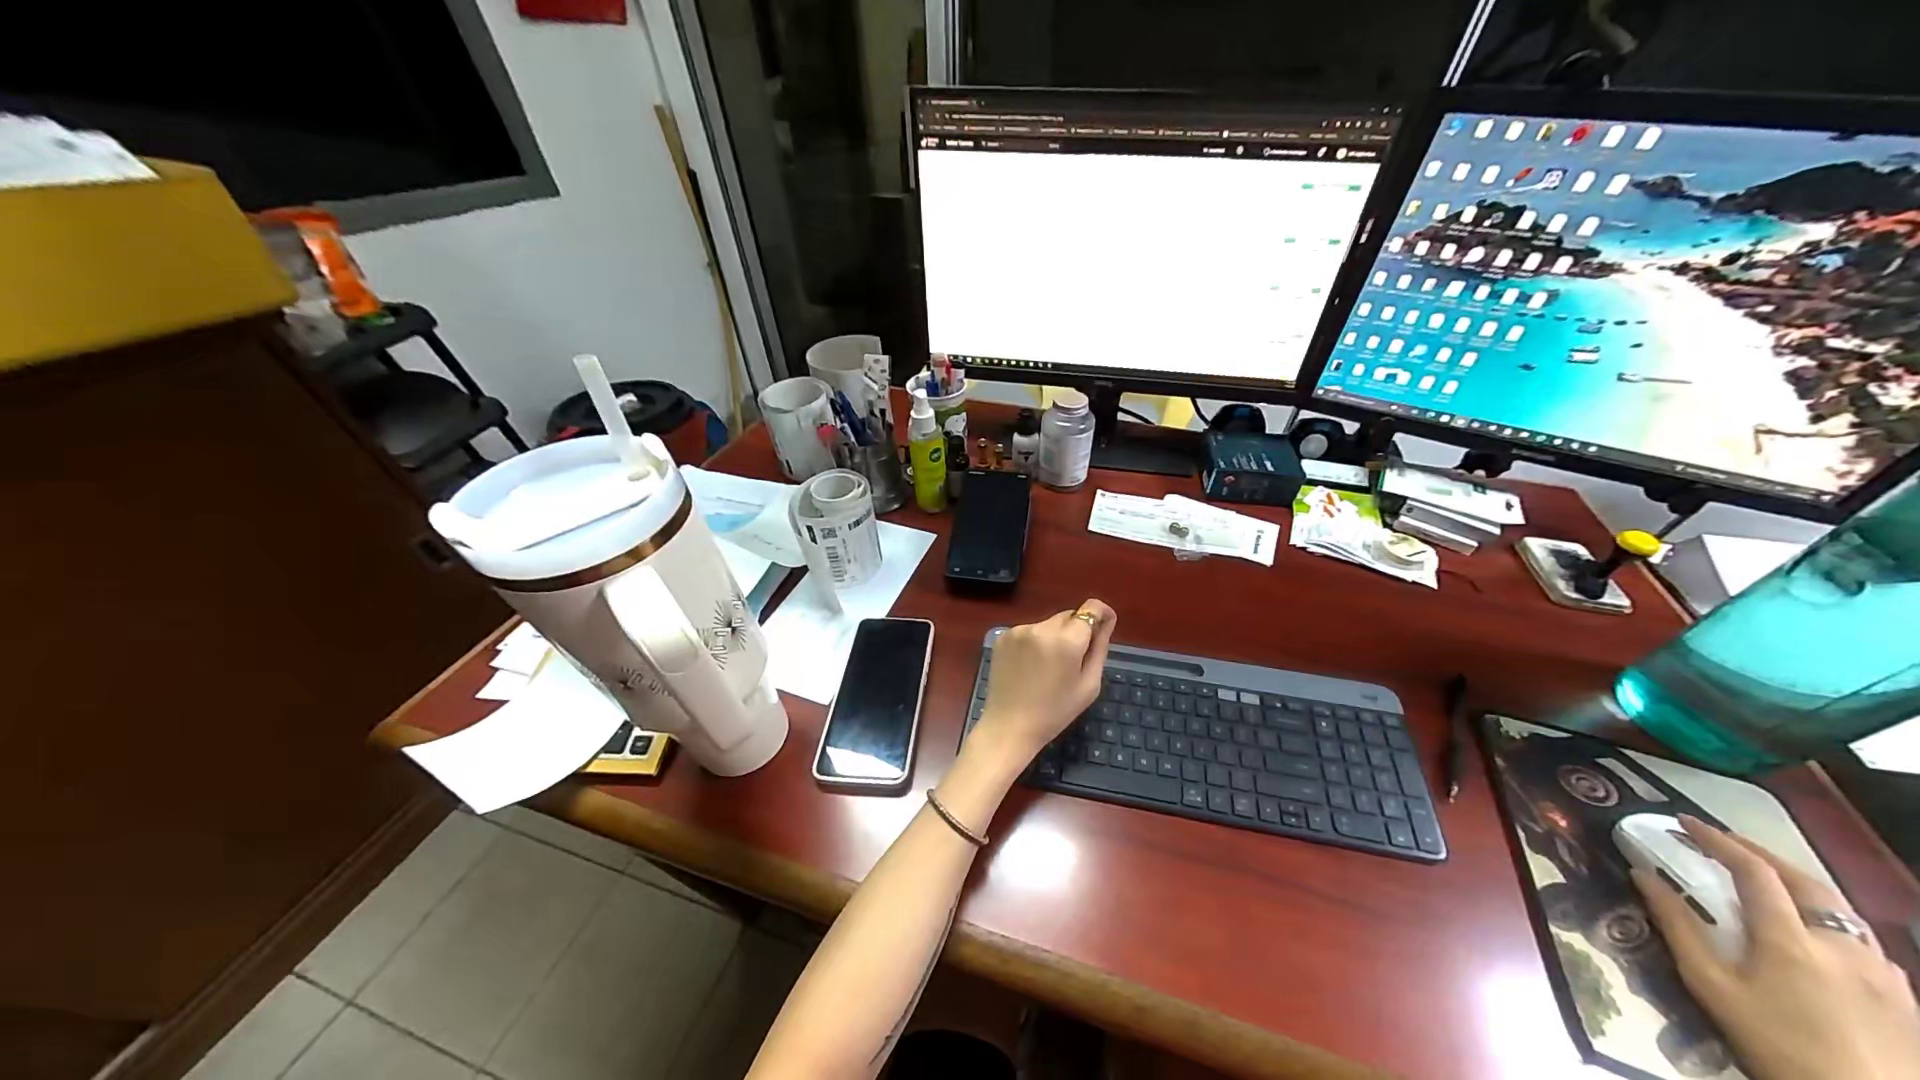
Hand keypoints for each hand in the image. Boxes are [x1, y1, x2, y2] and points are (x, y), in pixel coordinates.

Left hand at [967, 600, 1116, 770]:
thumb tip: (1106, 620)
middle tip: (1072, 661)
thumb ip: (1100, 647)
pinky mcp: (1003, 636)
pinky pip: (1029, 631)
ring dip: (1054, 637)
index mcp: (1067, 640)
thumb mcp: (1089, 684)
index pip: (1091, 608)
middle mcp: (1042, 627)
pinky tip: (1030, 666)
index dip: (1101, 614)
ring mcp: (1018, 630)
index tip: (1104, 627)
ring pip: (1048, 624)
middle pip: (1069, 616)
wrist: (1009, 725)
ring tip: (1048, 668)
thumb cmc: (1055, 711)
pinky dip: (1034, 642)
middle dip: (1076, 631)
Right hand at [1631, 815, 1919, 1079]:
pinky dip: (1827, 914)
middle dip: (1760, 853)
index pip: (1753, 872)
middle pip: (1804, 881)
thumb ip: (1679, 928)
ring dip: (1796, 880)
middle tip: (1724, 841)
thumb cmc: (1777, 1045)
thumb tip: (1643, 875)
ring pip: (1839, 907)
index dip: (1718, 841)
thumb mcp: (1712, 987)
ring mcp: (1881, 969)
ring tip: (1767, 876)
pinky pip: (1861, 937)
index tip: (1685, 823)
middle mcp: (1841, 944)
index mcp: (1791, 940)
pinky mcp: (1902, 993)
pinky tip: (1816, 929)